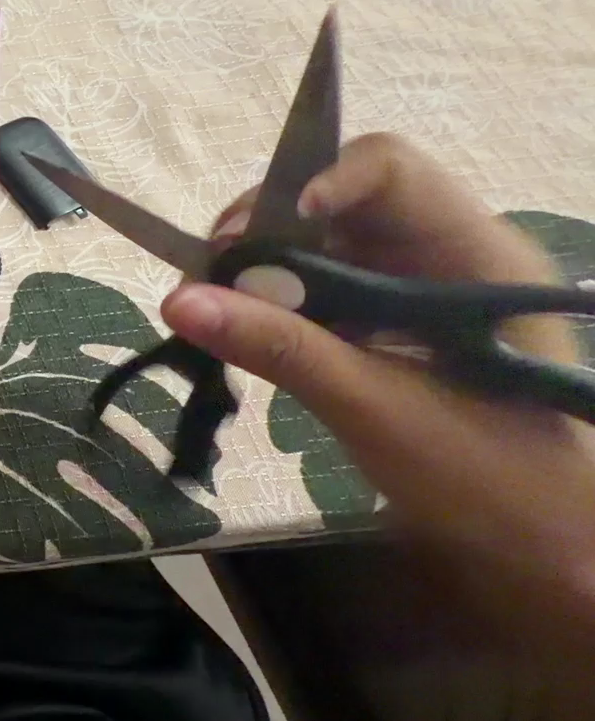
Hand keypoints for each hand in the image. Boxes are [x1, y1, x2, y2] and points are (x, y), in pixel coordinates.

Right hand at [160, 133, 594, 630]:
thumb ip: (280, 349)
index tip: (247, 238)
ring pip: (299, 240)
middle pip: (325, 198)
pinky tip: (229, 329)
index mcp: (470, 255)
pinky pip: (293, 282)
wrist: (544, 550)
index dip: (316, 181)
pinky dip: (250, 298)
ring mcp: (394, 284)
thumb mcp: (378, 410)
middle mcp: (431, 253)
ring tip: (206, 310)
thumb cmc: (495, 479)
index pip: (389, 170)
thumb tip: (176, 300)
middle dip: (255, 230)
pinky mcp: (363, 316)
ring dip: (243, 267)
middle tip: (204, 281)